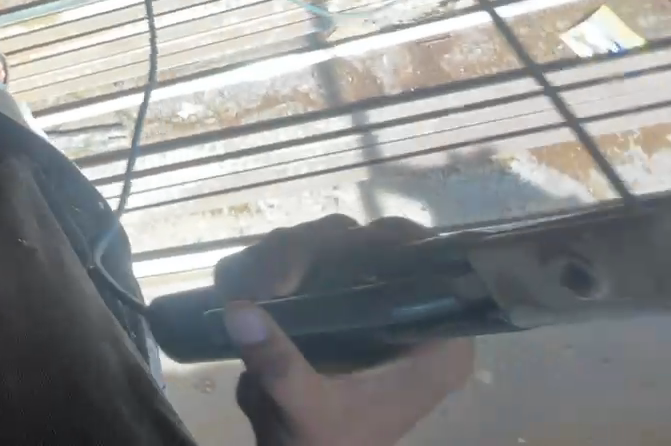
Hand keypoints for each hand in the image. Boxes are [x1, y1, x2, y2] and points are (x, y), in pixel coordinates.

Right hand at [215, 215, 473, 445]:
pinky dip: (266, 262)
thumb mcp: (304, 408)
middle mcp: (401, 315)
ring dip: (281, 256)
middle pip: (366, 244)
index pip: (432, 267)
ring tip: (254, 291)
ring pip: (324, 244)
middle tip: (274, 282)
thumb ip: (279, 365)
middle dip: (311, 250)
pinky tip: (246, 290)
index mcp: (429, 345)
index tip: (330, 252)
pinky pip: (295, 257)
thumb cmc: (323, 444)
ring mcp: (358, 304)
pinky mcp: (321, 302)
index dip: (388, 245)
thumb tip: (238, 309)